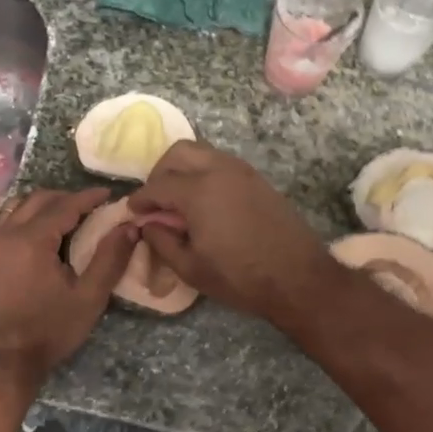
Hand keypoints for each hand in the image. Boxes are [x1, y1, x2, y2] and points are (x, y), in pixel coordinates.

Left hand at [0, 188, 137, 379]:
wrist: (5, 359)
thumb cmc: (50, 329)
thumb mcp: (88, 297)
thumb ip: (110, 258)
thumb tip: (130, 227)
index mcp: (32, 239)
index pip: (64, 205)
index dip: (88, 197)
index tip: (109, 194)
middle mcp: (7, 233)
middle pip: (39, 199)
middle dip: (67, 198)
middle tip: (92, 207)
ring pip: (18, 207)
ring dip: (44, 205)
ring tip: (68, 217)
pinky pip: (7, 222)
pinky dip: (27, 217)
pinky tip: (43, 235)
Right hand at [126, 141, 347, 330]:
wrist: (299, 278)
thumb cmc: (240, 277)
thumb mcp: (190, 268)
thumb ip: (162, 241)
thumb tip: (148, 225)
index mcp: (198, 191)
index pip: (158, 185)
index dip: (141, 199)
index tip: (133, 212)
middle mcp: (219, 170)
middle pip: (178, 153)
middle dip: (160, 173)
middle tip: (156, 200)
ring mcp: (242, 171)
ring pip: (202, 153)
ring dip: (183, 169)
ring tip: (178, 200)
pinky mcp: (258, 179)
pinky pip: (221, 163)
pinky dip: (204, 173)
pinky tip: (204, 202)